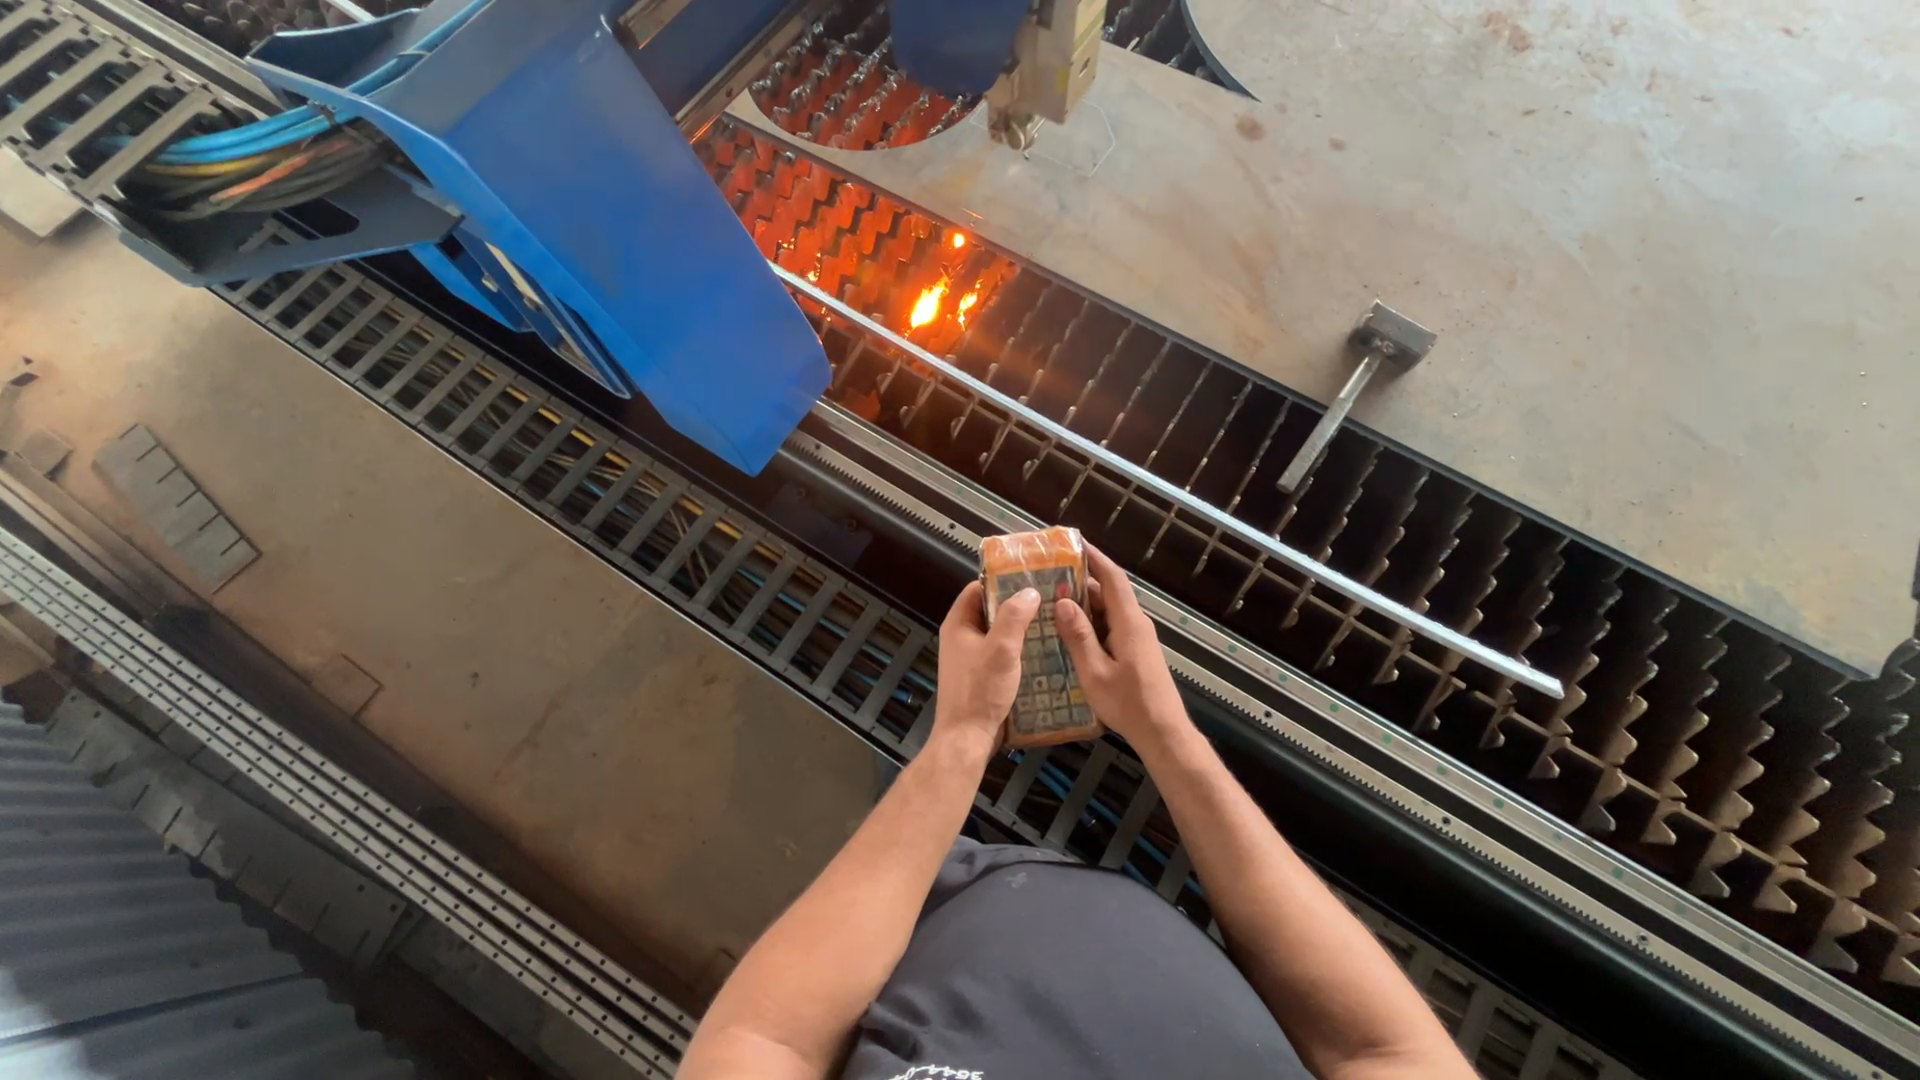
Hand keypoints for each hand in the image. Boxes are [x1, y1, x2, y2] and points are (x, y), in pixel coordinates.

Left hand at [932, 580, 1040, 759]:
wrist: (967, 738)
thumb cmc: (980, 690)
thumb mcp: (1001, 648)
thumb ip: (1014, 616)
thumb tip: (1030, 590)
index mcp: (958, 624)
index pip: (977, 589)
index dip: (1001, 580)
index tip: (1030, 576)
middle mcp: (962, 638)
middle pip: (990, 611)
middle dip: (1017, 605)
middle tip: (1049, 598)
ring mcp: (971, 659)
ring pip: (999, 634)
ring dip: (1022, 629)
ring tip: (1052, 621)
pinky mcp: (982, 677)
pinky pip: (1002, 655)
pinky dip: (1020, 651)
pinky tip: (1044, 651)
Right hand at [1054, 545, 1189, 745]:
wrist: (1162, 732)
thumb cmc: (1128, 703)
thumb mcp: (1095, 671)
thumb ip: (1078, 636)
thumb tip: (1063, 602)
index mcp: (1129, 623)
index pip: (1113, 578)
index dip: (1095, 557)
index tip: (1074, 543)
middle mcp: (1135, 624)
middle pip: (1108, 593)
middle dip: (1081, 581)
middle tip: (1049, 577)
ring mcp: (1137, 638)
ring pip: (1108, 611)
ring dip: (1083, 605)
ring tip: (1051, 602)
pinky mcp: (1135, 652)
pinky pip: (1110, 627)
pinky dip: (1090, 623)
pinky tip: (1069, 632)